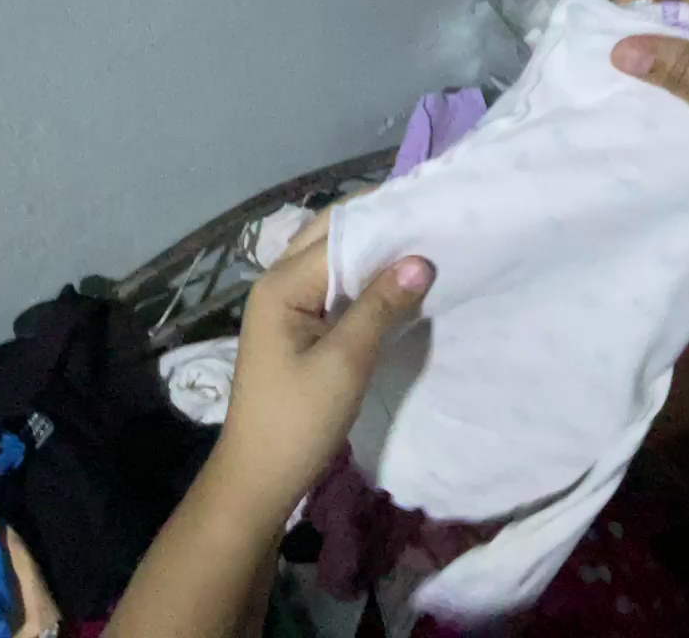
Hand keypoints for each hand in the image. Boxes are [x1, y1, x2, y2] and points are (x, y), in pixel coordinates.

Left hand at [215, 239, 431, 515]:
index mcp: (281, 284)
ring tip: (420, 242)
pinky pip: (331, 284)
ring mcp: (285, 303)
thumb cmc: (298, 421)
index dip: (382, 220)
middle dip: (375, 224)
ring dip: (370, 249)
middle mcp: (278, 282)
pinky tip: (394, 280)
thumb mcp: (345, 362)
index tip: (429, 211)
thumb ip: (380, 306)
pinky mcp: (296, 324)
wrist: (259, 478)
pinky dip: (362, 276)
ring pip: (331, 258)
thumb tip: (421, 260)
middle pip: (329, 235)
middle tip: (428, 219)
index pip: (337, 233)